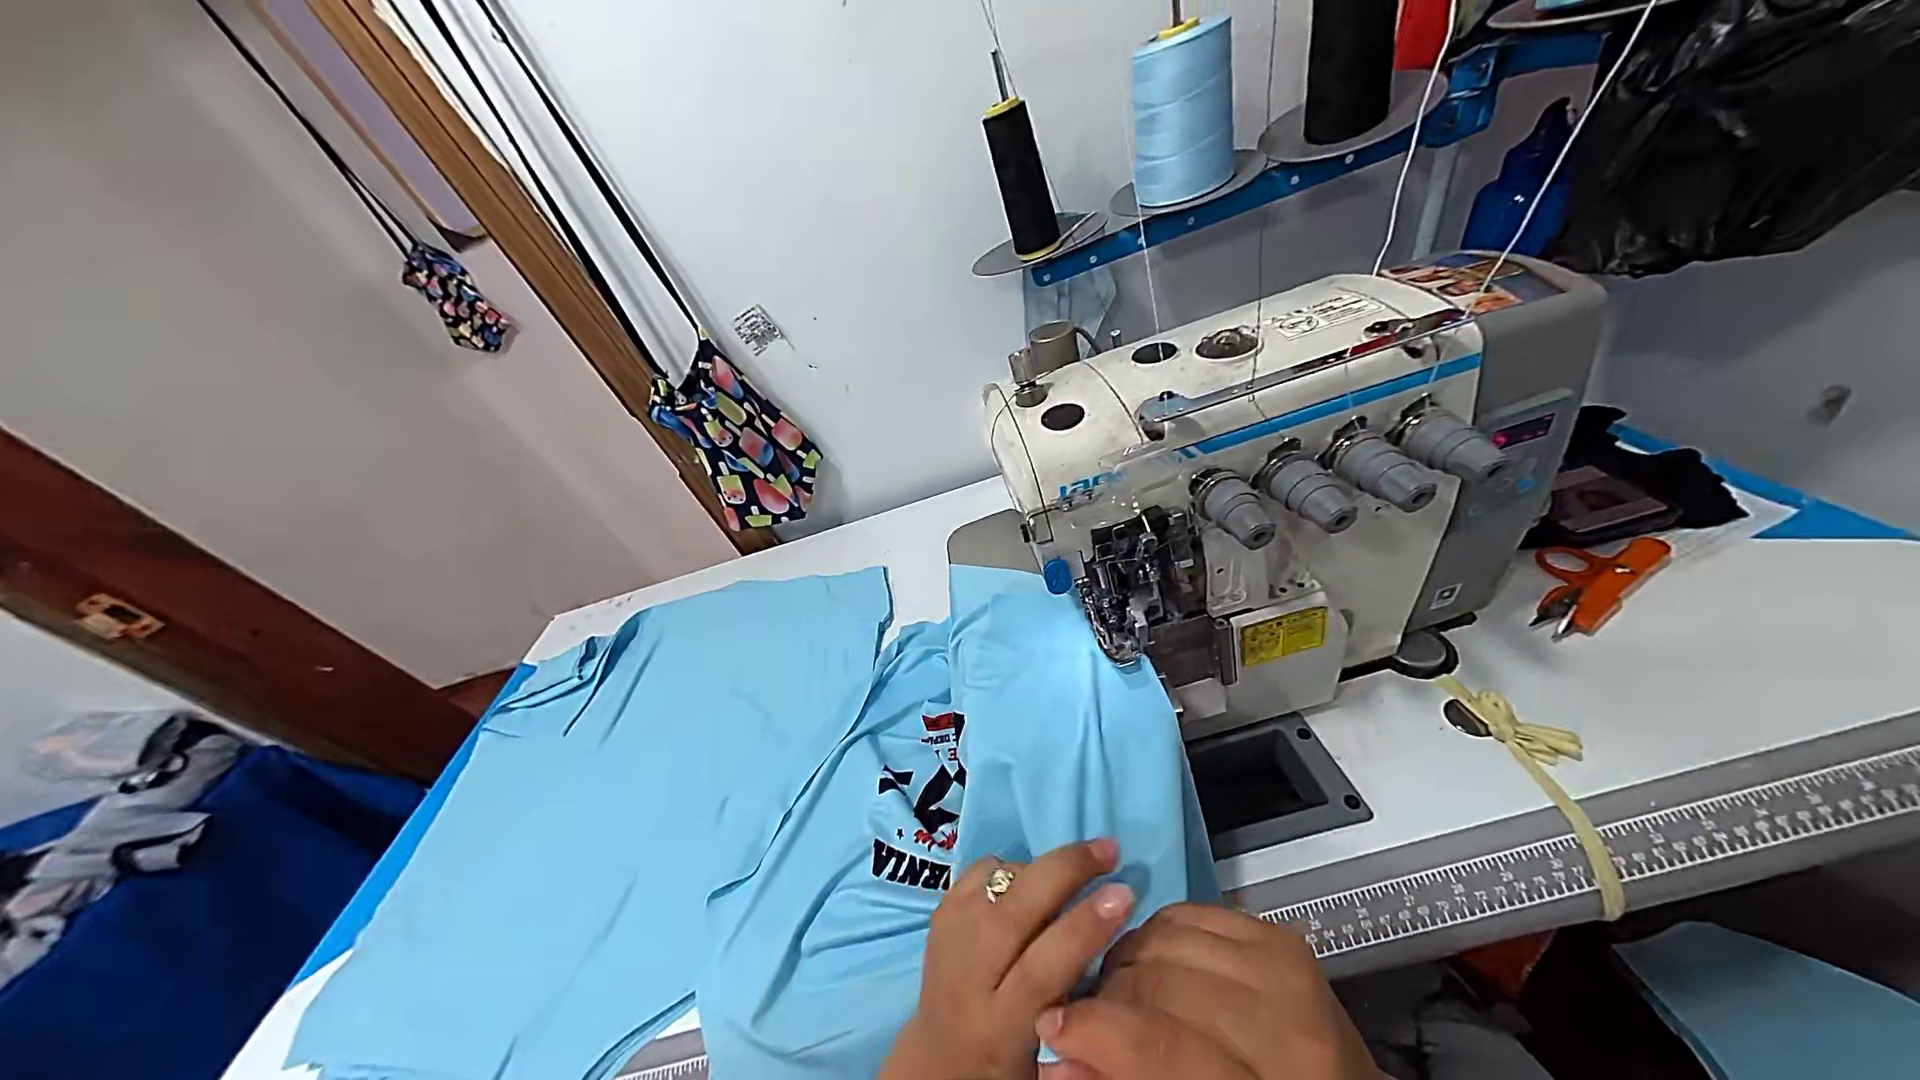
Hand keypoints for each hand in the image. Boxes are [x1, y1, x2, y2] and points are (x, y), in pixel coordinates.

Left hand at [879, 838, 1135, 1079]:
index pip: (1045, 964)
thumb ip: (1071, 989)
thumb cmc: (1008, 1061)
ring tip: (1078, 866)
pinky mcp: (939, 911)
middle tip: (1110, 850)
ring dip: (1045, 866)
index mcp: (1001, 1024)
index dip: (1087, 925)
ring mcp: (949, 934)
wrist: (938, 1058)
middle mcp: (969, 971)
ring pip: (1002, 878)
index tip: (1125, 894)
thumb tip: (1109, 921)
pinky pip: (982, 869)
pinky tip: (1032, 882)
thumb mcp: (1046, 1043)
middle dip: (1069, 869)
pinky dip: (1013, 868)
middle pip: (1019, 904)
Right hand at [1035, 904, 1377, 1079]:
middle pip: (1162, 983)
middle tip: (1087, 1011)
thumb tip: (1055, 1054)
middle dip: (1108, 995)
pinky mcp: (1282, 938)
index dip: (1098, 1032)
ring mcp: (1288, 971)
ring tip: (1120, 986)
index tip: (1052, 1025)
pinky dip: (1159, 932)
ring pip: (1168, 938)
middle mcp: (1289, 1027)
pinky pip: (1191, 913)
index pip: (1164, 1045)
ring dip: (1129, 958)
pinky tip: (1155, 959)